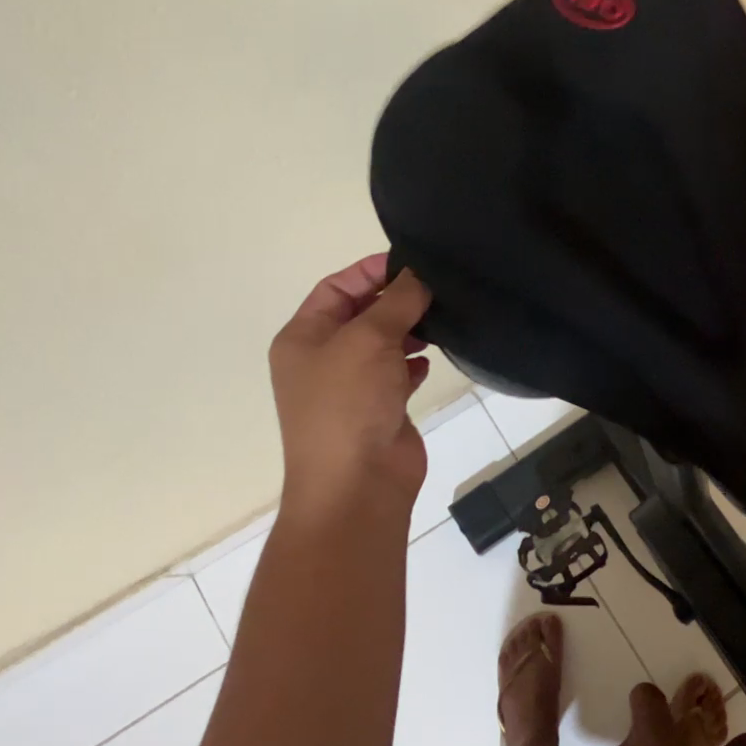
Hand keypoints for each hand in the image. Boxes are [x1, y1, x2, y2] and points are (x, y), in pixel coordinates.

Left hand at [269, 254, 433, 525]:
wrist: (357, 482)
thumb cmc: (349, 403)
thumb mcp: (368, 339)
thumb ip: (397, 302)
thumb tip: (419, 276)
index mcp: (303, 337)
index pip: (336, 287)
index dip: (371, 271)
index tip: (415, 263)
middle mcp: (323, 358)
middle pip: (361, 314)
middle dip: (397, 300)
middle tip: (438, 290)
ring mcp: (351, 386)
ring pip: (383, 343)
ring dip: (410, 330)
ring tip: (442, 320)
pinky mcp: (379, 408)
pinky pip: (398, 373)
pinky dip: (414, 362)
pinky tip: (431, 360)